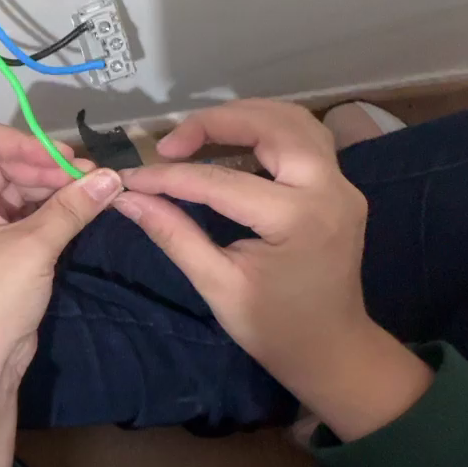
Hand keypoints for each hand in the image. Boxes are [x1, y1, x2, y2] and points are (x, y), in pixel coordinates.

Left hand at [0, 123, 122, 466]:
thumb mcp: (34, 247)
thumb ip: (72, 206)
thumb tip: (112, 175)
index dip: (25, 141)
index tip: (65, 158)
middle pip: (6, 162)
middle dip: (48, 165)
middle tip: (93, 175)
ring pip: (20, 186)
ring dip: (55, 186)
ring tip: (96, 190)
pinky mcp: (0, 246)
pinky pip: (27, 211)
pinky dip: (53, 207)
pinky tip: (84, 207)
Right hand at [111, 100, 430, 440]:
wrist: (332, 349)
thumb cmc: (272, 326)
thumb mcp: (215, 284)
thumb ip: (172, 234)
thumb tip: (126, 199)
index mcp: (297, 219)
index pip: (219, 181)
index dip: (167, 176)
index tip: (129, 177)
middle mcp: (328, 190)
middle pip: (271, 126)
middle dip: (213, 123)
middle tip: (168, 145)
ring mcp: (341, 185)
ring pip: (292, 121)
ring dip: (242, 117)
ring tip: (195, 136)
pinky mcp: (338, 186)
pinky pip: (302, 139)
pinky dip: (262, 130)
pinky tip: (229, 146)